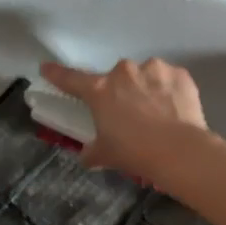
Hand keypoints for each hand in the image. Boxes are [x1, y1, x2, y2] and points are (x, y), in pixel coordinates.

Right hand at [39, 57, 209, 178]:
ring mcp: (153, 69)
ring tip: (156, 113)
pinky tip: (174, 109)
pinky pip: (168, 79)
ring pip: (144, 75)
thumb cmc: (134, 151)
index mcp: (99, 90)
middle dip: (120, 91)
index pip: (70, 78)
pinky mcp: (179, 73)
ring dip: (145, 88)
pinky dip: (168, 91)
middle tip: (129, 114)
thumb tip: (87, 156)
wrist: (179, 150)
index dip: (56, 74)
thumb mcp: (105, 154)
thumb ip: (91, 152)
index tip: (46, 68)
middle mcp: (124, 72)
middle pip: (116, 78)